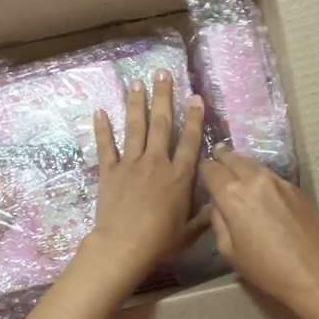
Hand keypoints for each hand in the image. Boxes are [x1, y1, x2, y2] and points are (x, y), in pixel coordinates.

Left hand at [79, 70, 209, 281]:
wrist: (124, 245)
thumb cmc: (160, 241)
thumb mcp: (190, 232)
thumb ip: (204, 216)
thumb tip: (218, 205)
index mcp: (180, 177)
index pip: (190, 141)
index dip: (194, 118)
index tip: (196, 97)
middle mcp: (157, 163)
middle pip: (162, 124)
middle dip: (164, 96)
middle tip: (162, 73)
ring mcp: (131, 165)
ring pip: (135, 127)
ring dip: (137, 103)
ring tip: (137, 82)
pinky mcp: (110, 172)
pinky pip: (106, 146)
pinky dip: (102, 129)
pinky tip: (99, 111)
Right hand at [201, 145, 318, 318]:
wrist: (315, 272)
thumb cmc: (267, 269)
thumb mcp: (230, 252)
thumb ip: (219, 223)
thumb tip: (218, 206)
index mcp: (232, 196)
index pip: (212, 170)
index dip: (205, 168)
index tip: (203, 170)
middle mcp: (255, 180)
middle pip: (234, 158)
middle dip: (223, 156)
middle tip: (217, 154)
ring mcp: (279, 181)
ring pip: (254, 164)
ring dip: (242, 164)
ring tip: (236, 166)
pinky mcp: (296, 188)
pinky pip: (271, 176)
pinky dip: (261, 176)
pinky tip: (260, 186)